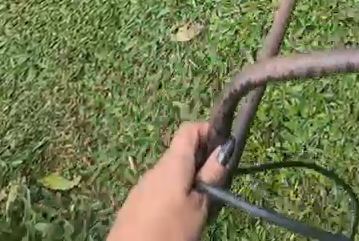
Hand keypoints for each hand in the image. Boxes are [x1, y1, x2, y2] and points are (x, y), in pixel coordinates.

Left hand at [107, 121, 228, 240]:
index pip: (189, 129)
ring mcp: (141, 188)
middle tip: (214, 187)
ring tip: (196, 208)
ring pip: (170, 175)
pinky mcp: (133, 206)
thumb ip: (212, 175)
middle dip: (200, 165)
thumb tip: (225, 146)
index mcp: (172, 163)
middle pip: (181, 154)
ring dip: (186, 183)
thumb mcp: (199, 206)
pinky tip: (174, 220)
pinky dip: (170, 197)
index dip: (208, 132)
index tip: (222, 152)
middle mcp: (155, 169)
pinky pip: (157, 191)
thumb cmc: (168, 232)